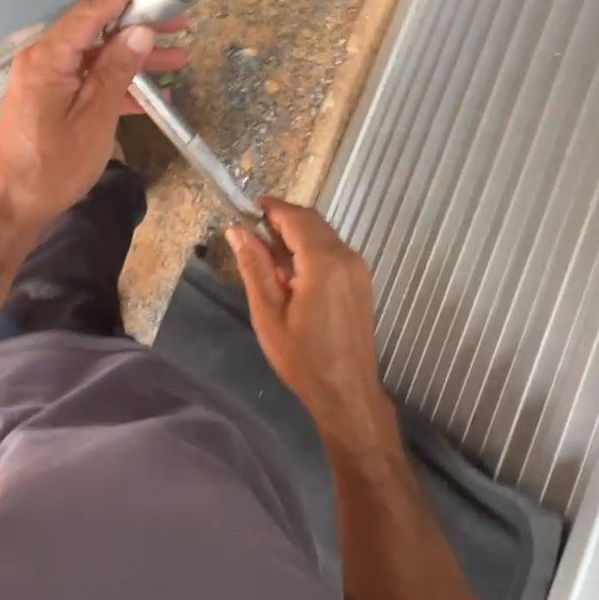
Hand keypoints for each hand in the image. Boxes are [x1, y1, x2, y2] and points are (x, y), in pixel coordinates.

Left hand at [0, 0, 188, 229]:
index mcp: (49, 58)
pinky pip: (88, 81)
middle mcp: (44, 60)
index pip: (91, 11)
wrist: (13, 207)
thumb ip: (116, 71)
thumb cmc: (53, 167)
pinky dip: (118, 84)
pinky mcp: (49, 100)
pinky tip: (152, 95)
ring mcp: (46, 81)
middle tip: (179, 27)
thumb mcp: (94, 119)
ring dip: (135, 59)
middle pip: (97, 31)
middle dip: (139, 29)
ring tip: (178, 59)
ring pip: (97, 57)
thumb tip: (139, 31)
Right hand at [228, 200, 394, 447]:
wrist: (346, 392)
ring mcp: (358, 269)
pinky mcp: (361, 281)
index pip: (295, 218)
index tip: (246, 207)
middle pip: (312, 221)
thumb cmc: (302, 357)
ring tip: (266, 253)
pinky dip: (311, 248)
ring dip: (296, 234)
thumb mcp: (268, 313)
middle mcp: (346, 257)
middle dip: (282, 219)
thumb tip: (237, 231)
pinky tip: (291, 271)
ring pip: (324, 234)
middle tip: (251, 231)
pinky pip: (333, 250)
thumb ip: (254, 266)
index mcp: (323, 262)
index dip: (271, 208)